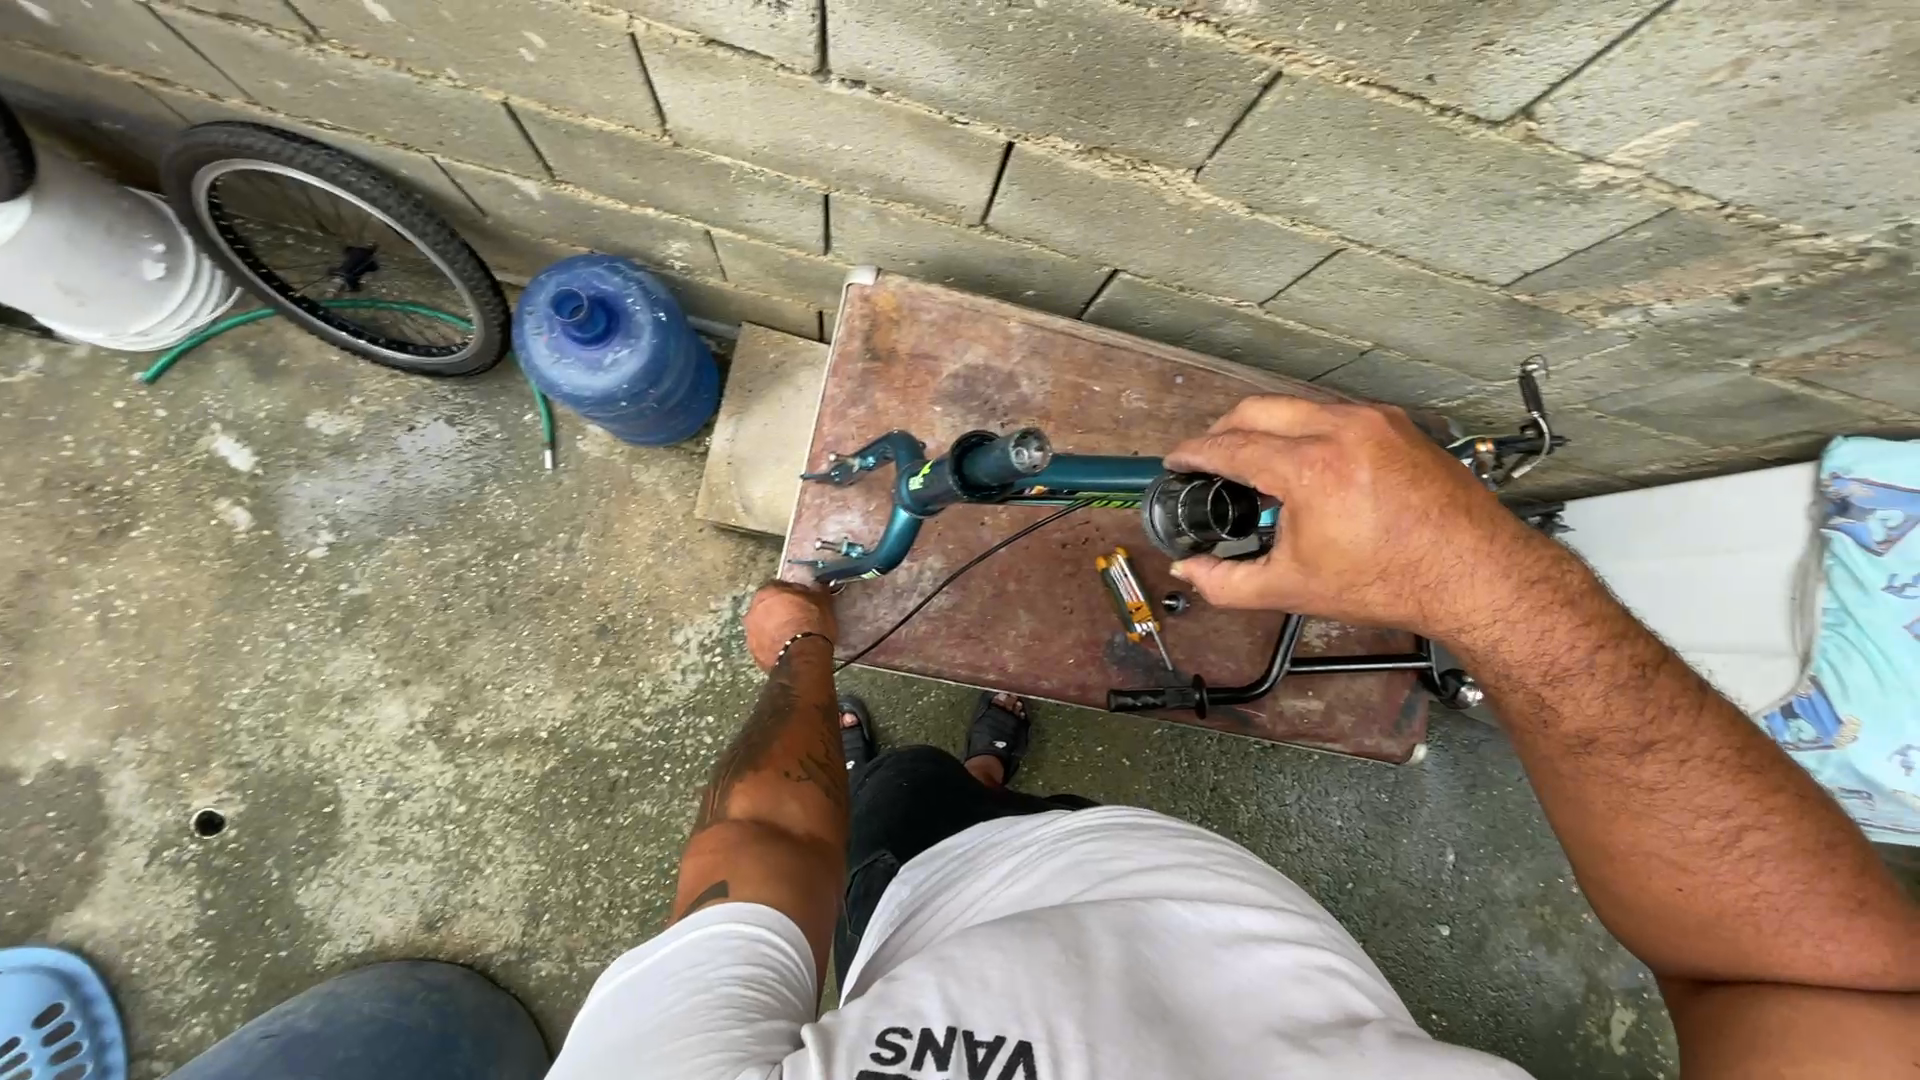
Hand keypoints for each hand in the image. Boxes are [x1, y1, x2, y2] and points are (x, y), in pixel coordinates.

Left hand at [743, 580, 836, 671]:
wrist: (803, 656)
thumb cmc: (811, 625)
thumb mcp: (822, 601)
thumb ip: (815, 591)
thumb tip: (817, 588)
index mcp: (768, 592)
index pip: (779, 586)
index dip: (792, 594)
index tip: (802, 600)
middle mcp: (754, 609)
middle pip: (767, 606)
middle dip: (779, 611)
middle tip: (796, 618)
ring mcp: (751, 632)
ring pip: (763, 626)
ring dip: (774, 628)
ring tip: (792, 636)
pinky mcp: (753, 651)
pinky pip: (764, 644)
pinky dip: (773, 645)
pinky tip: (787, 649)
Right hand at [1163, 396, 1556, 640]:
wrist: (1474, 574)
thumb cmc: (1391, 580)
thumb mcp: (1291, 589)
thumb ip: (1225, 582)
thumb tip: (1188, 570)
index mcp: (1310, 469)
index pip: (1230, 447)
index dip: (1193, 453)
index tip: (1176, 460)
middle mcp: (1341, 430)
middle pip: (1255, 408)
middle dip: (1220, 429)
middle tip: (1206, 457)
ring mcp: (1372, 421)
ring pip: (1293, 404)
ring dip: (1261, 425)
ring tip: (1249, 460)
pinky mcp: (1394, 423)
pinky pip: (1329, 411)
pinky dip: (1300, 426)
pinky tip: (1297, 457)